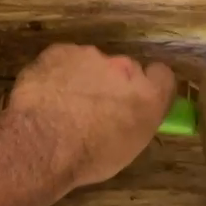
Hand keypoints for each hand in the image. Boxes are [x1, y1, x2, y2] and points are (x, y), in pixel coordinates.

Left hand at [3, 44, 175, 189]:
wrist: (43, 138)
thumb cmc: (89, 156)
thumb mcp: (127, 146)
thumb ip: (134, 118)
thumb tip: (126, 111)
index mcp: (147, 96)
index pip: (162, 76)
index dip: (149, 84)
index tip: (136, 96)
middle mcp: (122, 68)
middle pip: (124, 68)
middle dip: (113, 82)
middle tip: (95, 103)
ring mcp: (89, 54)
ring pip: (92, 62)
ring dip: (85, 75)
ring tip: (65, 99)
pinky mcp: (60, 49)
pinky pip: (65, 57)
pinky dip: (60, 70)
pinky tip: (48, 89)